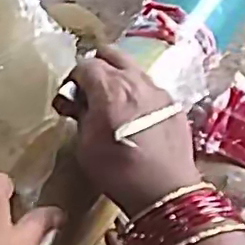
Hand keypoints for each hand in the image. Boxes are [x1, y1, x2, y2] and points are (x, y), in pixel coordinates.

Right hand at [54, 46, 202, 215]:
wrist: (165, 191)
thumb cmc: (118, 171)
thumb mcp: (85, 146)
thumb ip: (80, 116)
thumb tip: (78, 103)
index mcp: (110, 87)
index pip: (84, 64)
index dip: (73, 80)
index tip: (70, 99)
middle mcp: (136, 80)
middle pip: (111, 54)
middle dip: (97, 66)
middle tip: (90, 90)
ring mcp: (159, 90)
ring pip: (134, 69)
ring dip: (120, 79)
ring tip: (114, 105)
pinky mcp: (174, 105)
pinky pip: (150, 89)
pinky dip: (138, 95)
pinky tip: (136, 119)